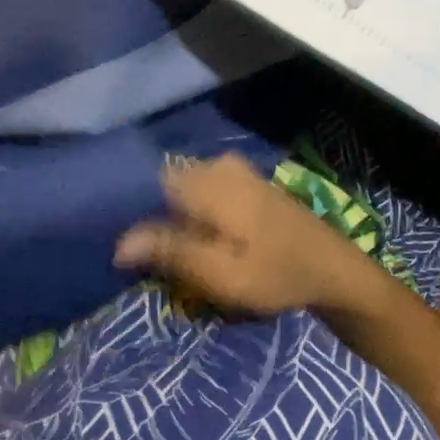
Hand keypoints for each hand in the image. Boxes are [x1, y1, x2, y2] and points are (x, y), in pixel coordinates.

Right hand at [113, 153, 380, 315]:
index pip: (146, 179)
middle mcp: (216, 165)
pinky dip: (186, 213)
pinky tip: (185, 241)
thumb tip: (118, 243)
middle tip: (129, 253)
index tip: (104, 232)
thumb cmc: (279, 274)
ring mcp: (232, 171)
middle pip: (162, 183)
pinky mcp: (243, 182)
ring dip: (165, 216)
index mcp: (208, 182)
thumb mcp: (223, 274)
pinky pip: (199, 190)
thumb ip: (173, 252)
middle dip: (143, 213)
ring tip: (153, 252)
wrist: (335, 270)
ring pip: (180, 188)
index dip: (122, 205)